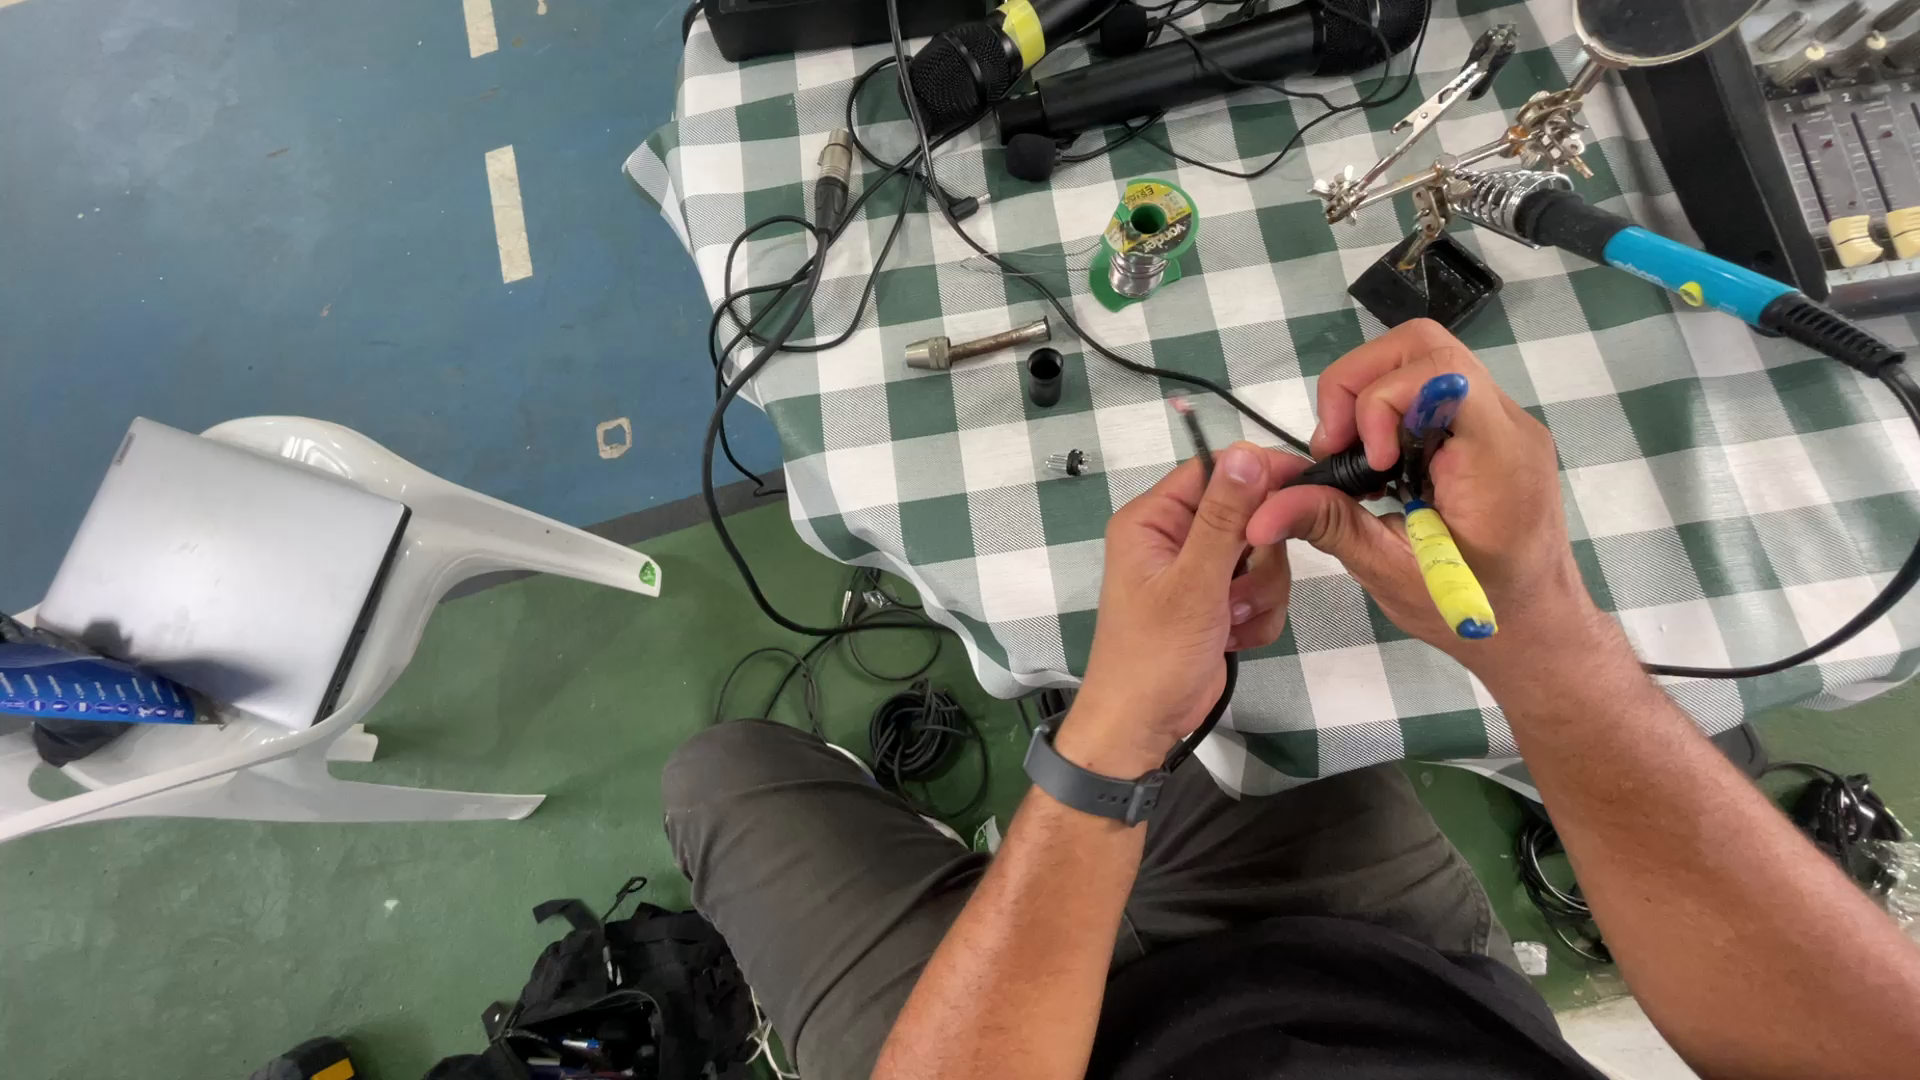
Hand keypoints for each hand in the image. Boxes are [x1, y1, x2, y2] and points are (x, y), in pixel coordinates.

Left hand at [1063, 442, 1305, 774]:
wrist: (1145, 722)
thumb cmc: (1156, 652)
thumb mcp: (1194, 582)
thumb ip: (1223, 518)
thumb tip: (1245, 453)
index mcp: (1152, 519)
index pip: (1213, 470)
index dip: (1259, 476)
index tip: (1305, 488)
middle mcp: (1173, 537)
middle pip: (1246, 513)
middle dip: (1259, 556)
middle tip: (1242, 588)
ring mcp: (1197, 570)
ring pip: (1261, 555)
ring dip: (1259, 593)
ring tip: (1230, 620)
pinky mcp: (1216, 600)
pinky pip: (1260, 590)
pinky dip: (1256, 616)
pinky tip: (1232, 638)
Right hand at [1245, 320, 1612, 685]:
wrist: (1537, 629)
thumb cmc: (1474, 611)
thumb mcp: (1391, 573)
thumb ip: (1329, 527)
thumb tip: (1260, 512)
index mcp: (1494, 455)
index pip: (1437, 370)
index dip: (1378, 402)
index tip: (1365, 463)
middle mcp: (1504, 423)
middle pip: (1422, 344)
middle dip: (1356, 384)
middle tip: (1335, 447)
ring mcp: (1496, 423)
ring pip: (1420, 359)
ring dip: (1363, 397)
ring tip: (1347, 458)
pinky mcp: (1482, 433)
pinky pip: (1425, 391)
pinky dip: (1381, 414)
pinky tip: (1373, 466)